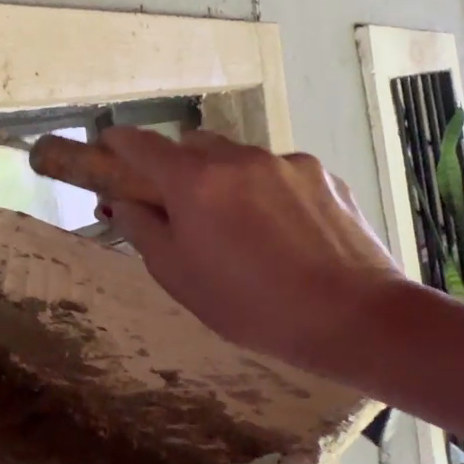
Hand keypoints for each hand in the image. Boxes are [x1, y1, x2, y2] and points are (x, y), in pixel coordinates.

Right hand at [96, 126, 404, 370]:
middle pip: (191, 145)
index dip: (116, 144)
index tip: (106, 149)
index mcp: (193, 180)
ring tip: (236, 226)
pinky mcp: (326, 178)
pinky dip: (265, 191)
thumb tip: (124, 203)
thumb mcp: (174, 273)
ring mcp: (287, 164)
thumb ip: (140, 228)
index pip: (139, 144)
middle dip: (176, 167)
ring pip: (237, 158)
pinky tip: (280, 233)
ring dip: (223, 179)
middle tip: (177, 206)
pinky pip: (278, 173)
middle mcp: (238, 158)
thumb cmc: (249, 303)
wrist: (358, 320)